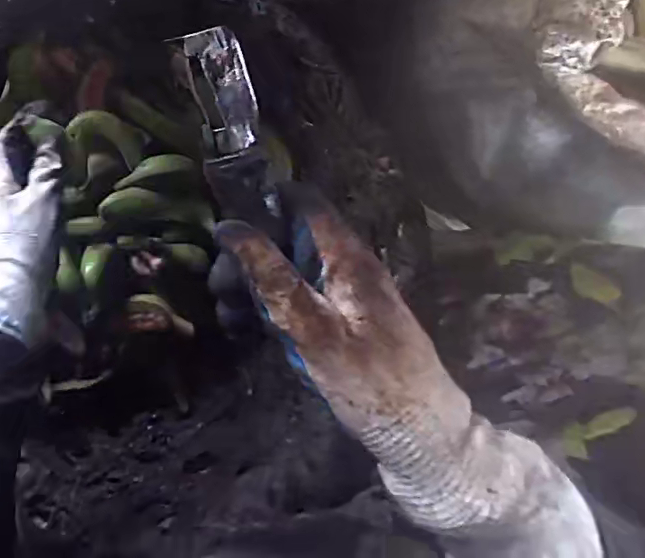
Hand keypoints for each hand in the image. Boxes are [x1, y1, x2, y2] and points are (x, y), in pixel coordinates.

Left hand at [0, 108, 63, 343]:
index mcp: (1, 182)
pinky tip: (63, 185)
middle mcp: (3, 194)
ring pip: (26, 177)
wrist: (20, 292)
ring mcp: (13, 213)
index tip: (39, 109)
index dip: (20, 123)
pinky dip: (48, 183)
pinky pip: (36, 196)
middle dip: (32, 141)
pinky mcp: (26, 230)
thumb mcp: (43, 198)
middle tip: (55, 127)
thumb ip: (47, 168)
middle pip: (15, 159)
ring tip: (63, 151)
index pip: (6, 142)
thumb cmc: (28, 239)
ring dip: (42, 162)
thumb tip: (50, 138)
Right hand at [214, 193, 465, 450]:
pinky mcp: (334, 316)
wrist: (424, 443)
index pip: (302, 200)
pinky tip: (240, 324)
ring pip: (282, 266)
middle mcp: (342, 264)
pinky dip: (265, 304)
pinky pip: (292, 294)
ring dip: (248, 283)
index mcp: (345, 256)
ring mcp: (338, 291)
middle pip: (284, 235)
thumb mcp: (314, 331)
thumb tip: (228, 227)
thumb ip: (273, 278)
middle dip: (246, 254)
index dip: (262, 201)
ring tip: (226, 312)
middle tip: (219, 285)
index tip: (227, 224)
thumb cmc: (372, 383)